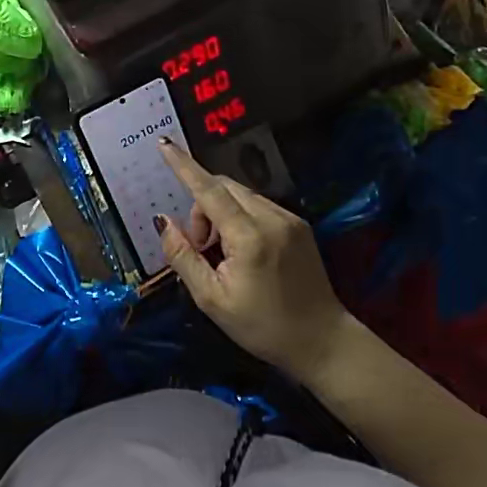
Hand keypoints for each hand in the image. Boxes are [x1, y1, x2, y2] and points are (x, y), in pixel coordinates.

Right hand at [156, 138, 355, 382]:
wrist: (322, 342)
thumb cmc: (262, 327)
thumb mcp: (212, 299)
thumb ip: (183, 257)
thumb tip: (164, 222)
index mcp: (249, 237)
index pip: (209, 190)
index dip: (184, 166)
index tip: (164, 145)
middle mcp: (272, 218)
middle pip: (223, 188)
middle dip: (201, 209)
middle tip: (200, 248)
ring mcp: (289, 219)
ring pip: (240, 196)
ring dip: (219, 213)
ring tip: (221, 254)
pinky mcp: (298, 225)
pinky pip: (257, 206)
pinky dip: (239, 218)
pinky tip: (242, 251)